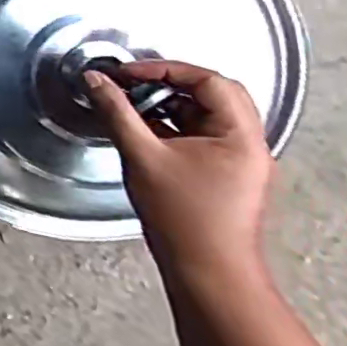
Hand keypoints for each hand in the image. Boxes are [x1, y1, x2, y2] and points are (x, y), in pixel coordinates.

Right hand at [85, 60, 272, 283]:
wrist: (209, 276)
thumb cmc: (187, 224)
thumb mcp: (141, 155)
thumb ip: (116, 111)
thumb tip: (98, 81)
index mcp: (240, 137)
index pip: (208, 79)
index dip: (164, 69)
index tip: (130, 73)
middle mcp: (248, 146)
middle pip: (213, 92)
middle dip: (169, 81)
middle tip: (137, 81)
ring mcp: (240, 162)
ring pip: (208, 113)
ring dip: (171, 103)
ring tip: (137, 106)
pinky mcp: (227, 175)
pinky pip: (202, 133)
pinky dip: (174, 123)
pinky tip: (146, 131)